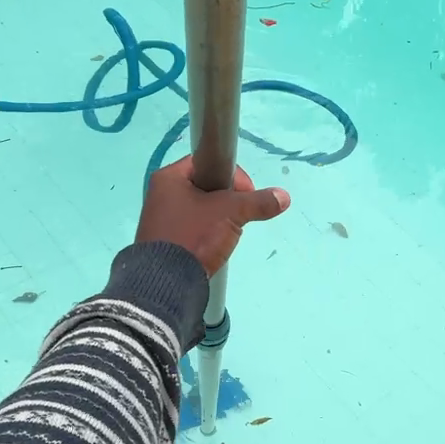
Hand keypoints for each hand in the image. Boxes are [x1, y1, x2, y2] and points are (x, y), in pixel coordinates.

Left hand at [136, 157, 289, 275]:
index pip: (208, 162)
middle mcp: (160, 194)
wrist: (166, 281)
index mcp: (169, 177)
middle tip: (240, 217)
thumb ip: (258, 202)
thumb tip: (284, 197)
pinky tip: (214, 247)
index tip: (246, 194)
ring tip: (228, 235)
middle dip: (229, 201)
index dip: (233, 175)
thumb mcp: (231, 214)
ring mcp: (161, 219)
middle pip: (206, 187)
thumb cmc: (195, 236)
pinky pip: (193, 228)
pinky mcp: (164, 241)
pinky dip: (207, 234)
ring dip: (220, 219)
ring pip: (201, 209)